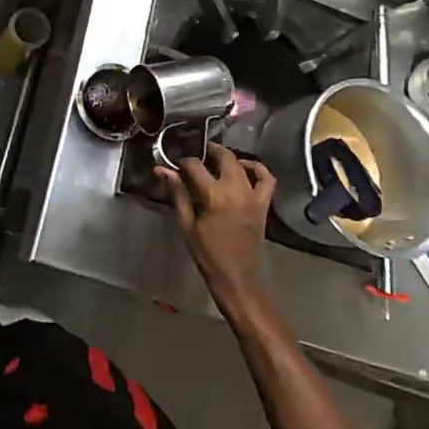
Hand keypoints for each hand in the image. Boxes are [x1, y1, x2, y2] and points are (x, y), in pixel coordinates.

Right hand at [156, 142, 275, 309]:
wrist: (237, 277)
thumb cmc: (207, 253)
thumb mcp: (186, 223)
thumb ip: (177, 193)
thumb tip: (162, 170)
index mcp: (214, 196)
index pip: (195, 166)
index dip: (182, 162)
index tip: (174, 166)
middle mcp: (237, 191)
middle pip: (225, 158)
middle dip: (209, 151)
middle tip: (196, 154)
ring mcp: (254, 197)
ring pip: (246, 165)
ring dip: (231, 158)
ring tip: (217, 159)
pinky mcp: (263, 205)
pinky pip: (267, 180)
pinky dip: (257, 170)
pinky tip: (244, 170)